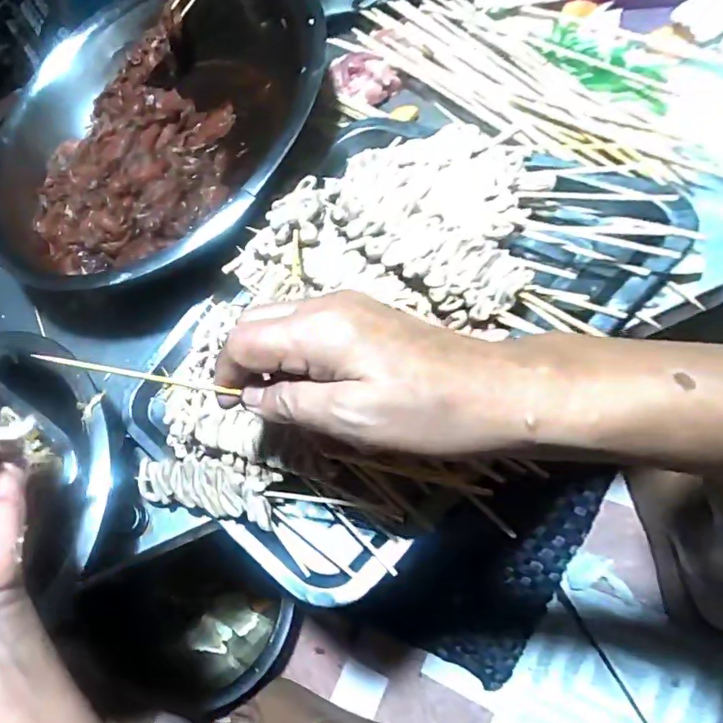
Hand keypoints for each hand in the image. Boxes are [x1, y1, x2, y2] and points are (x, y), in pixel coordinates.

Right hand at [212, 291, 585, 457]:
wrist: (497, 389)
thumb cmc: (425, 411)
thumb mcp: (350, 418)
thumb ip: (291, 405)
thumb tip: (252, 399)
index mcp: (318, 326)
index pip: (243, 339)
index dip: (225, 373)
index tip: (229, 407)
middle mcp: (325, 303)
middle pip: (254, 319)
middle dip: (239, 359)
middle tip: (247, 401)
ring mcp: (345, 304)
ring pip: (277, 318)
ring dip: (263, 353)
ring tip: (273, 395)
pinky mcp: (361, 315)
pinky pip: (303, 323)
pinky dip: (287, 349)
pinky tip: (303, 380)